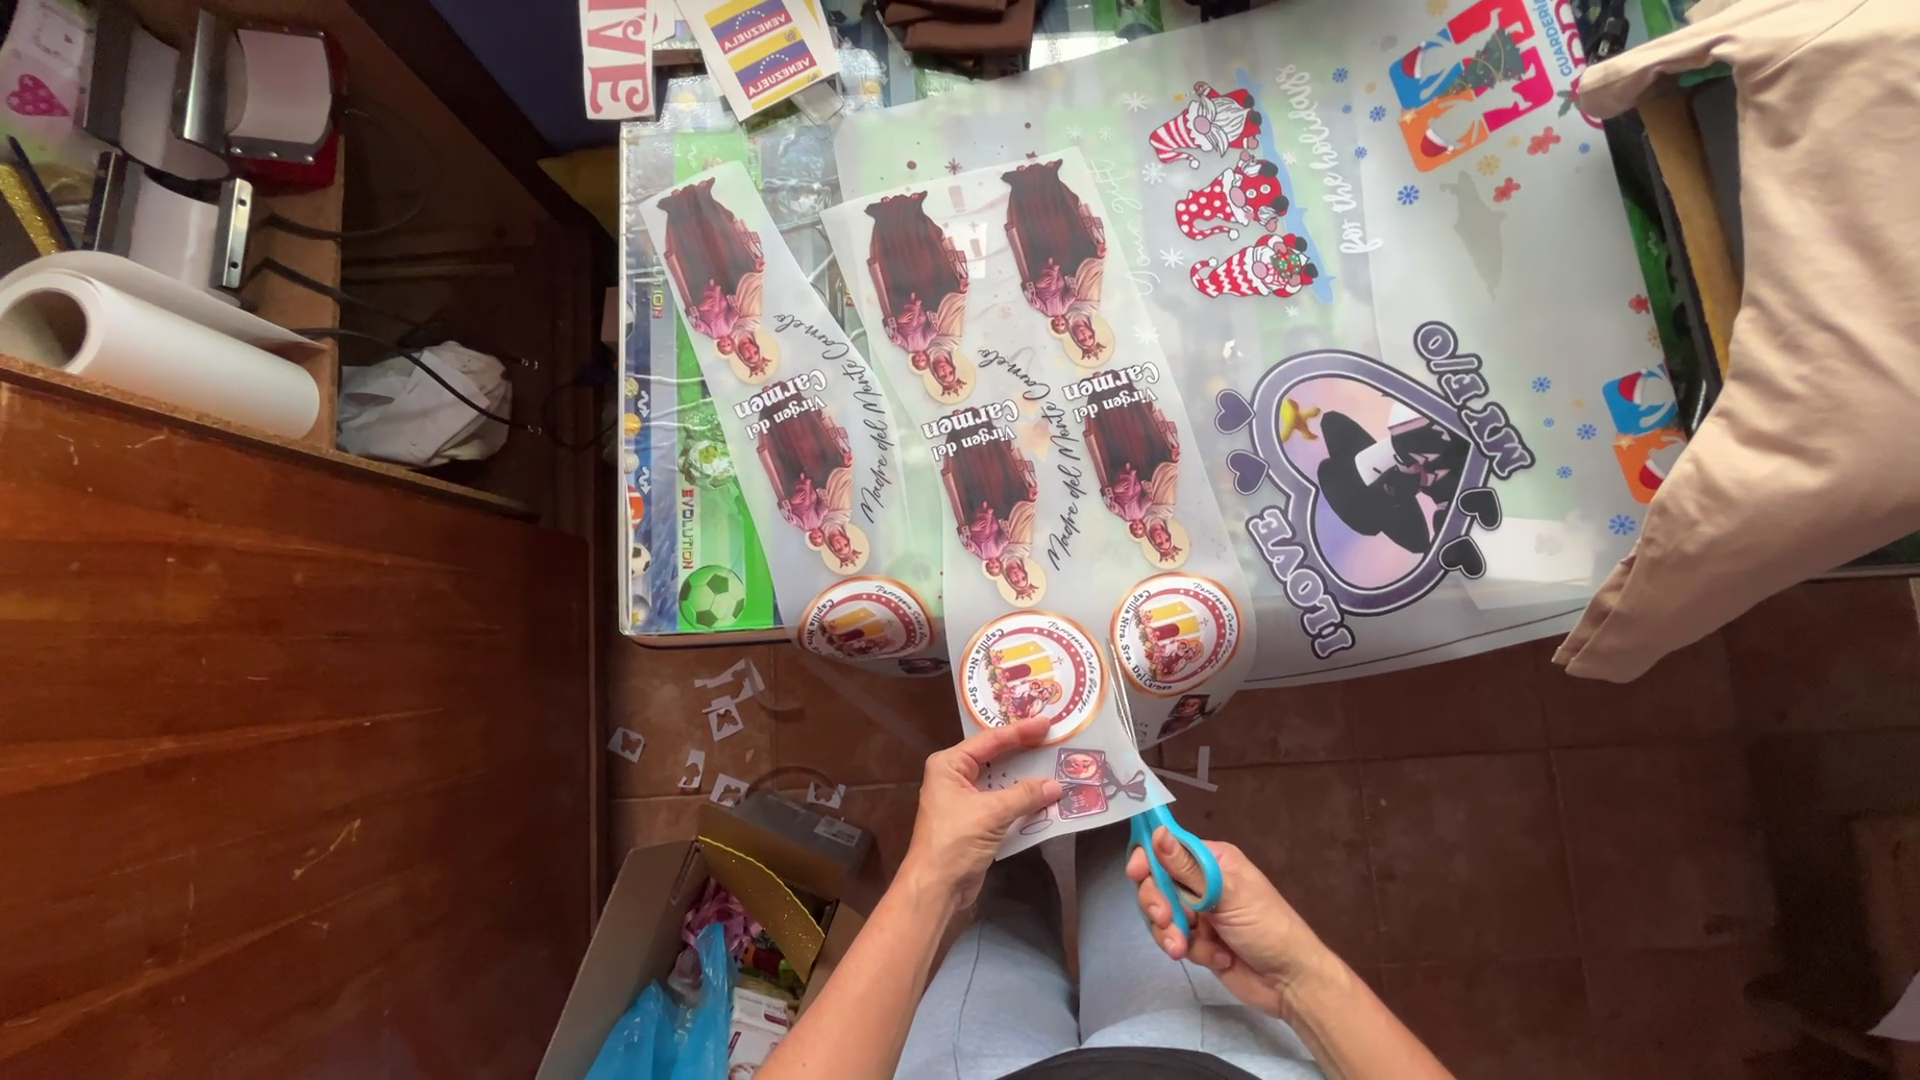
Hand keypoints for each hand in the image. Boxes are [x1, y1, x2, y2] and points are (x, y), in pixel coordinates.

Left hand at [899, 718, 1062, 907]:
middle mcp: (955, 776)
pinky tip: (1046, 797)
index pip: (990, 741)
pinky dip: (1022, 800)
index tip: (1046, 723)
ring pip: (1001, 781)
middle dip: (1024, 751)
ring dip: (1026, 778)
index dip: (1019, 731)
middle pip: (995, 758)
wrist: (936, 888)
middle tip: (1053, 739)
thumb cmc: (954, 842)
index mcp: (950, 765)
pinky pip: (1003, 802)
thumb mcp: (991, 813)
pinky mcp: (976, 821)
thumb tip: (1055, 785)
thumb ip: (1024, 795)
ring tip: (1055, 764)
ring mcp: (965, 799)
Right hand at [1128, 827, 1331, 1017]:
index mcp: (1212, 860)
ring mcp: (1199, 912)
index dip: (1148, 858)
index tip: (1136, 874)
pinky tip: (1216, 959)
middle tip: (1165, 920)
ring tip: (1185, 949)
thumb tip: (1158, 832)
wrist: (1292, 985)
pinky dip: (1191, 950)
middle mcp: (1201, 881)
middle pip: (1157, 882)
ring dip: (1170, 932)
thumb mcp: (1228, 895)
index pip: (1167, 848)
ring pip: (1161, 913)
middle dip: (1157, 903)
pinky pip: (1175, 939)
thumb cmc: (1267, 928)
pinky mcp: (1198, 941)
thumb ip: (1188, 868)